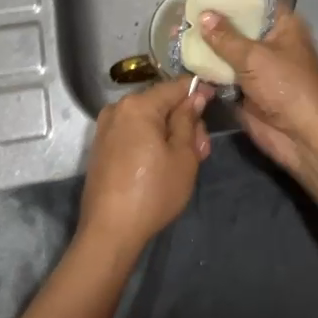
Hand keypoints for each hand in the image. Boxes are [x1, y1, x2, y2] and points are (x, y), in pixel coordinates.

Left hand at [79, 78, 213, 253]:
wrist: (110, 231)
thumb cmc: (152, 192)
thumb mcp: (182, 156)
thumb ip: (188, 121)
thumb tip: (194, 97)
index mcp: (138, 106)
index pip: (174, 87)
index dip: (197, 90)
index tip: (216, 98)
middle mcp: (118, 109)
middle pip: (160, 104)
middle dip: (184, 120)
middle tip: (202, 149)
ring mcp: (106, 128)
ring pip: (147, 120)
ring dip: (169, 133)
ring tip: (187, 161)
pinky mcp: (102, 147)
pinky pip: (133, 133)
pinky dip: (151, 141)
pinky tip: (164, 164)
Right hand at [199, 7, 317, 172]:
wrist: (301, 137)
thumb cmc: (286, 87)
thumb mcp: (255, 57)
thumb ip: (226, 37)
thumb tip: (204, 16)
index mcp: (283, 26)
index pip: (256, 2)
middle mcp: (270, 43)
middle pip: (238, 27)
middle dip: (213, 23)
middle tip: (183, 15)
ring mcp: (257, 68)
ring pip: (228, 52)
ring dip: (206, 47)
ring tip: (177, 35)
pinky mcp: (245, 90)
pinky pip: (223, 75)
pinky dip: (207, 70)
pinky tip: (183, 59)